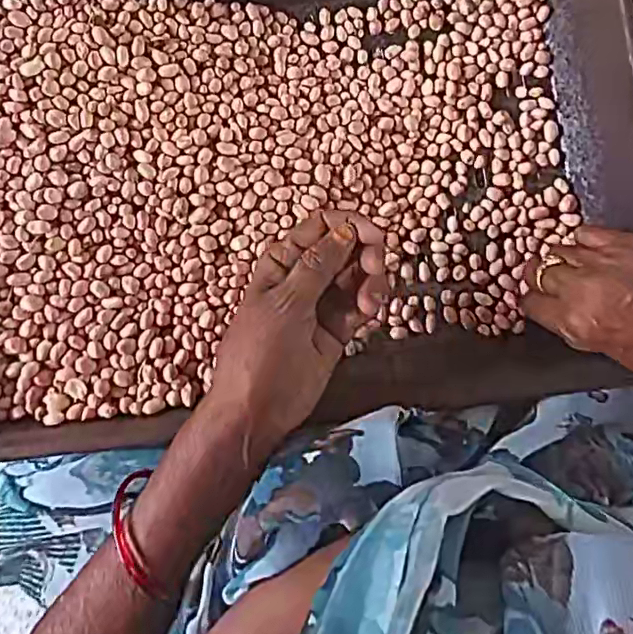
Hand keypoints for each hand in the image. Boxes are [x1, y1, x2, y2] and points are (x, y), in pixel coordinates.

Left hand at [202, 211, 389, 453]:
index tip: (376, 234)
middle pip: (347, 246)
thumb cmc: (259, 352)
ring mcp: (322, 302)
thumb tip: (347, 230)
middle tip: (373, 271)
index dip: (351, 223)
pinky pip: (362, 302)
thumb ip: (319, 264)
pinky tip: (369, 313)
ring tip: (370, 305)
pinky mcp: (337, 328)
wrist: (256, 410)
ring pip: (359, 274)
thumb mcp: (286, 302)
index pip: (321, 225)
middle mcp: (305, 276)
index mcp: (283, 260)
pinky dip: (371, 303)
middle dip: (367, 253)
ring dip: (372, 281)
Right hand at [520, 225, 632, 407]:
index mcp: (582, 323)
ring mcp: (612, 261)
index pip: (531, 303)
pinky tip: (589, 250)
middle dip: (539, 278)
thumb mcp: (620, 357)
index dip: (532, 304)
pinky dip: (584, 240)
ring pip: (559, 247)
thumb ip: (583, 329)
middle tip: (546, 284)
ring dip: (558, 257)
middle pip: (539, 270)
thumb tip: (566, 315)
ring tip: (566, 266)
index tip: (537, 304)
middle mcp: (590, 287)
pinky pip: (589, 232)